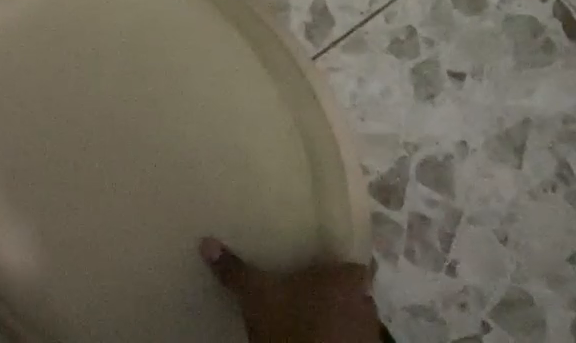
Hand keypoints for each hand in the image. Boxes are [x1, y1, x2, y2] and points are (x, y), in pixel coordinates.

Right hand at [201, 238, 379, 342]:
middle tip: (312, 285)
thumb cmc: (291, 328)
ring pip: (356, 318)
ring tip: (313, 313)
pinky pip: (353, 341)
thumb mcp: (256, 297)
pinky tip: (318, 336)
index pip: (358, 262)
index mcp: (345, 280)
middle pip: (357, 290)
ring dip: (341, 316)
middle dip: (339, 289)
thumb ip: (234, 269)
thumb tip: (206, 242)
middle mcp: (365, 304)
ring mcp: (369, 337)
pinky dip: (340, 338)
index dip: (343, 262)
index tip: (325, 259)